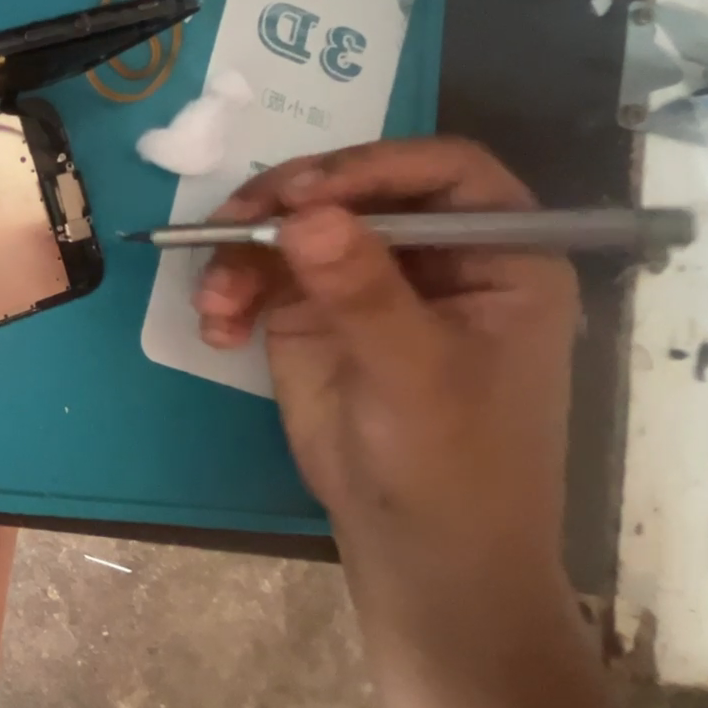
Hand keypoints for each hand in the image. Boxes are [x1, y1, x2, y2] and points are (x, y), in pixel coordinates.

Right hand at [193, 137, 578, 574]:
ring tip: (214, 305)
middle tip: (228, 226)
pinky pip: (254, 273)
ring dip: (237, 256)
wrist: (410, 539)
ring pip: (286, 229)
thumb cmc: (451, 462)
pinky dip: (226, 293)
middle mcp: (425, 255)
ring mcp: (358, 281)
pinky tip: (217, 330)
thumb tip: (304, 216)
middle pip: (346, 191)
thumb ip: (364, 292)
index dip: (371, 168)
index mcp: (494, 256)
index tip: (300, 196)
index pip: (442, 173)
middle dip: (279, 207)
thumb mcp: (416, 374)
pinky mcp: (306, 310)